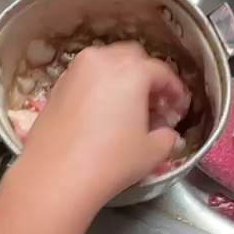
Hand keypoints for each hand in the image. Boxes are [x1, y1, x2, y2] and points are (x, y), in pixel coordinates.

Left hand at [10, 42, 190, 210]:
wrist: (54, 175)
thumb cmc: (110, 161)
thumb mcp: (151, 152)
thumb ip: (167, 137)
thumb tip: (168, 133)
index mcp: (131, 70)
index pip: (161, 72)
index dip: (175, 90)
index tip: (179, 107)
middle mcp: (102, 61)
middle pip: (132, 58)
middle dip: (147, 76)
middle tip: (154, 103)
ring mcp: (75, 71)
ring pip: (106, 63)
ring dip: (121, 78)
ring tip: (128, 107)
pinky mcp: (57, 87)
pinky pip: (86, 77)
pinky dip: (99, 86)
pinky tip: (102, 112)